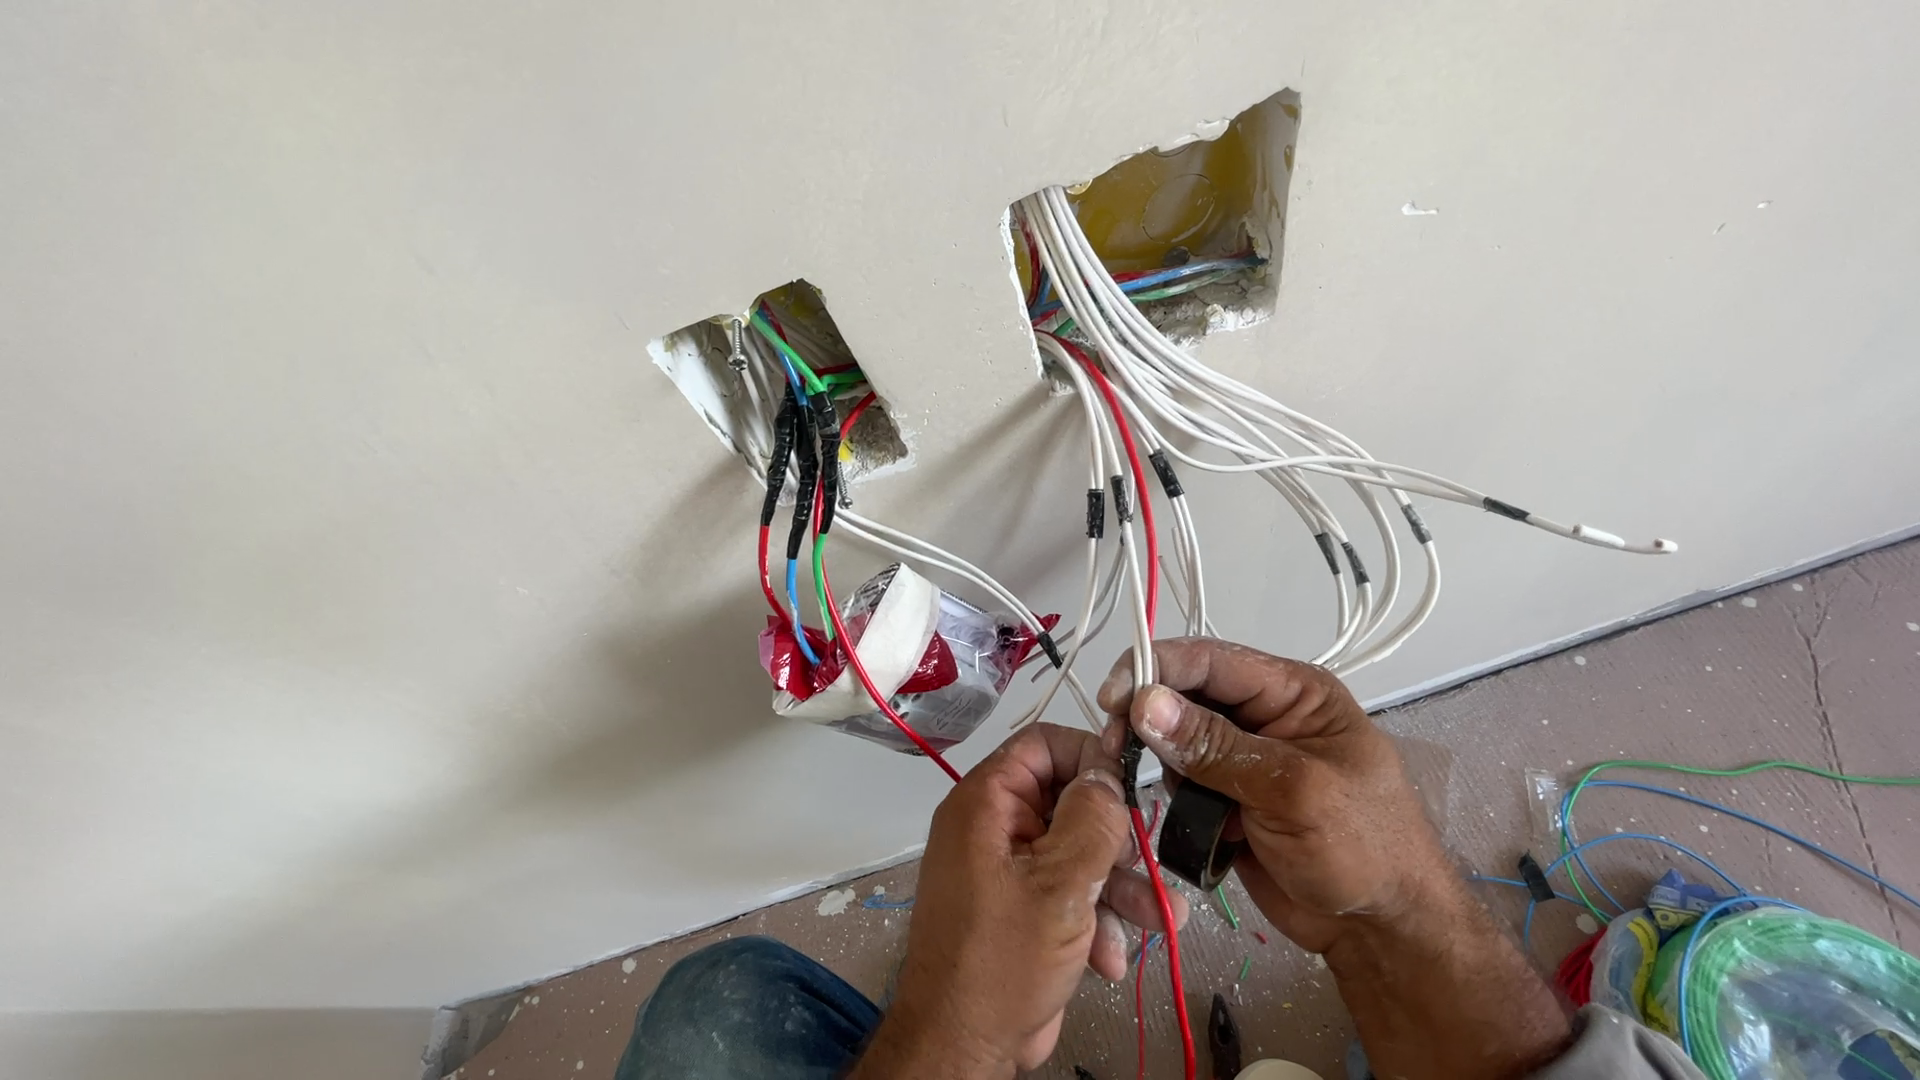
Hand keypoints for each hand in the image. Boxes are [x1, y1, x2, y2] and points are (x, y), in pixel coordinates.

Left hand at [851, 723, 1188, 1077]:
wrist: (964, 1046)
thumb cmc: (1004, 958)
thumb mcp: (1060, 884)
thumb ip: (1092, 820)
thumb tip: (1107, 772)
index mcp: (988, 802)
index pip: (1042, 745)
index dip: (1089, 754)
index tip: (1133, 781)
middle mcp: (996, 825)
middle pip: (1067, 799)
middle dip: (1114, 834)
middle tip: (1146, 854)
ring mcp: (1010, 867)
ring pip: (1077, 850)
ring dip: (1118, 884)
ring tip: (1161, 914)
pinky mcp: (1024, 906)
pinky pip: (1068, 890)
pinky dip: (1095, 917)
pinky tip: (1113, 956)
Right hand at [1098, 639, 1571, 1078]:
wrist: (1380, 934)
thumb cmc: (1361, 850)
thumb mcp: (1292, 790)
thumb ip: (1216, 747)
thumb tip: (1144, 703)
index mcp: (1292, 693)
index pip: (1212, 661)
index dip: (1157, 668)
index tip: (1111, 696)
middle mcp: (1263, 715)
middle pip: (1186, 694)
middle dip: (1147, 715)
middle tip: (1113, 746)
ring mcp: (1243, 757)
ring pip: (1175, 737)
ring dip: (1155, 758)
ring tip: (1146, 787)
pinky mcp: (1226, 796)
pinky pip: (1180, 778)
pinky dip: (1168, 791)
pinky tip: (1173, 813)